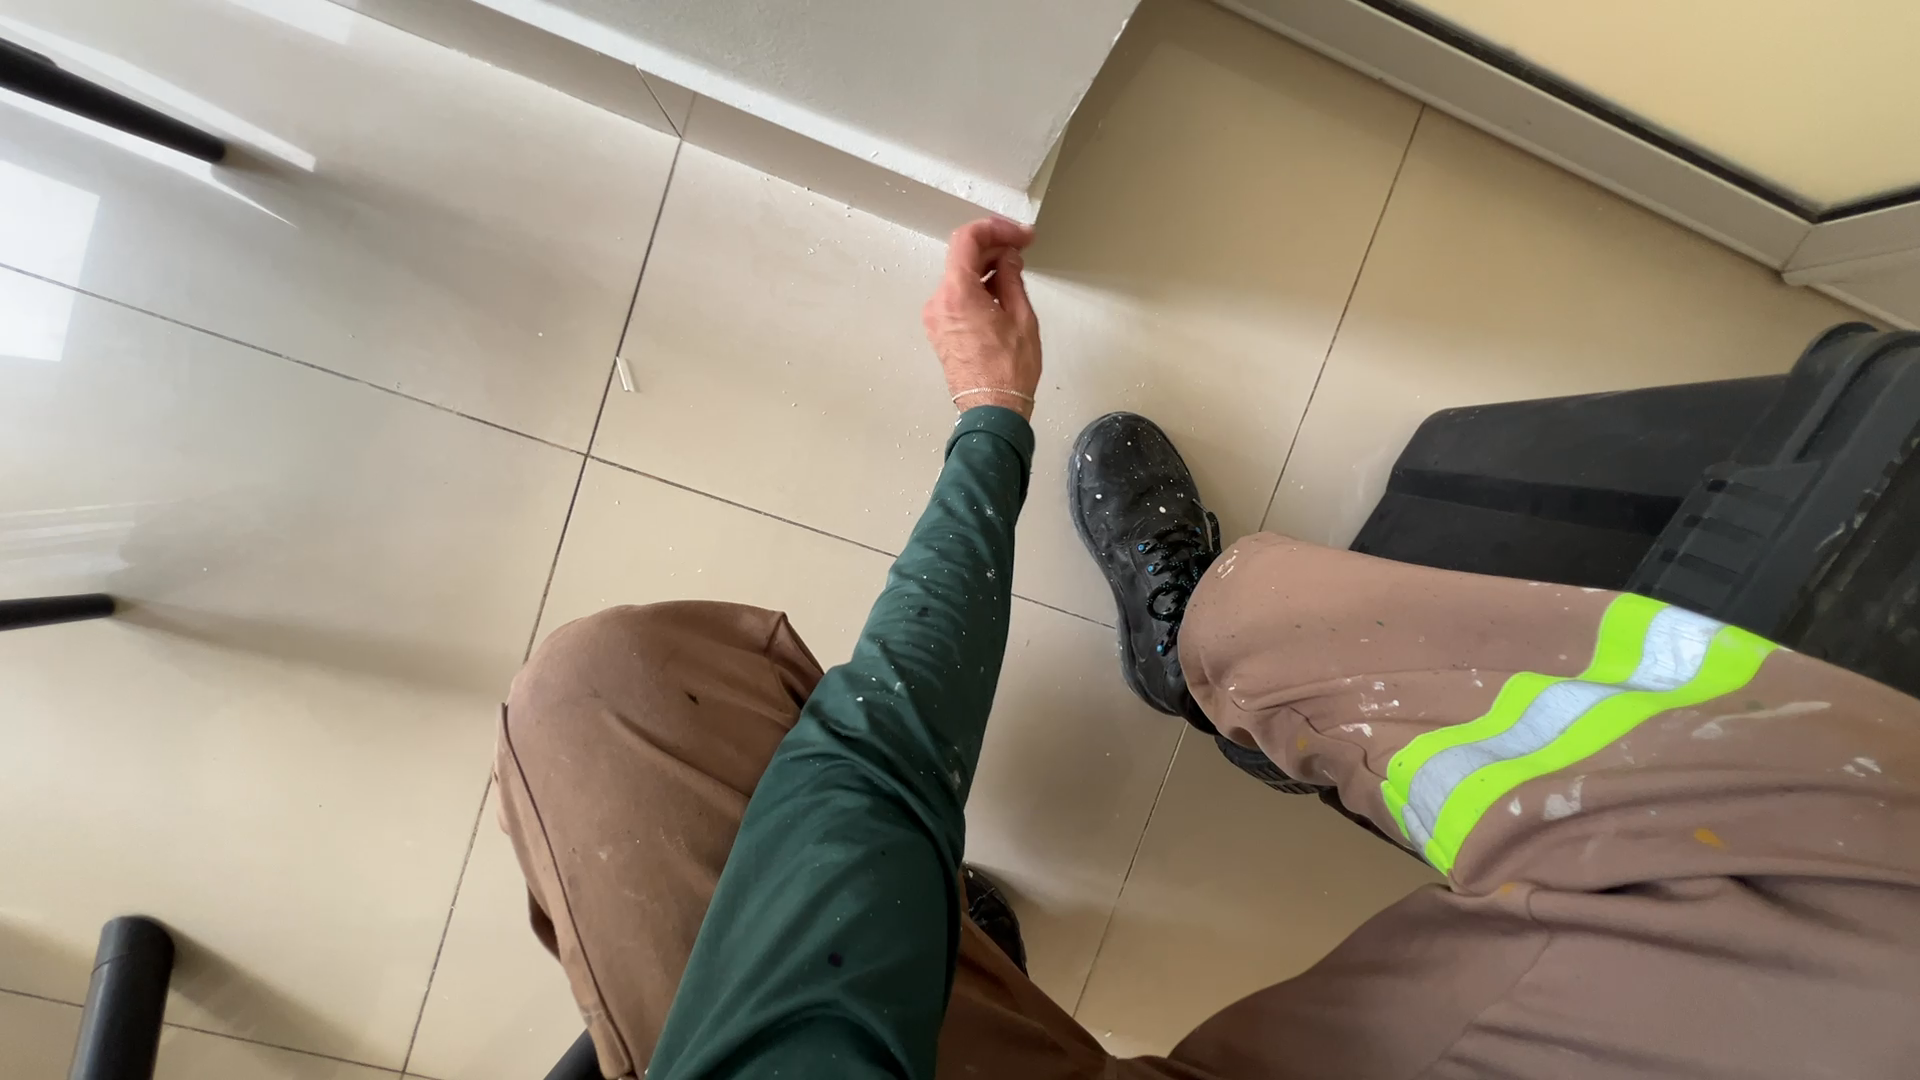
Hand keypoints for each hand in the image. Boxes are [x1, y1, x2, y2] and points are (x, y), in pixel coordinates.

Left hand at [922, 217, 1041, 419]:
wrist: (992, 410)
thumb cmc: (1008, 372)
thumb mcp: (1021, 317)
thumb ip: (1011, 279)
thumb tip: (1008, 259)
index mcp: (957, 294)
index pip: (967, 240)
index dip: (996, 229)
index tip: (1019, 235)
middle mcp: (939, 303)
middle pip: (962, 257)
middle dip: (994, 248)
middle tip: (1023, 248)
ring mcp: (936, 319)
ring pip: (959, 278)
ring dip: (986, 269)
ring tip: (1015, 274)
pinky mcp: (940, 332)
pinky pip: (956, 298)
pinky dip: (977, 288)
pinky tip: (999, 294)